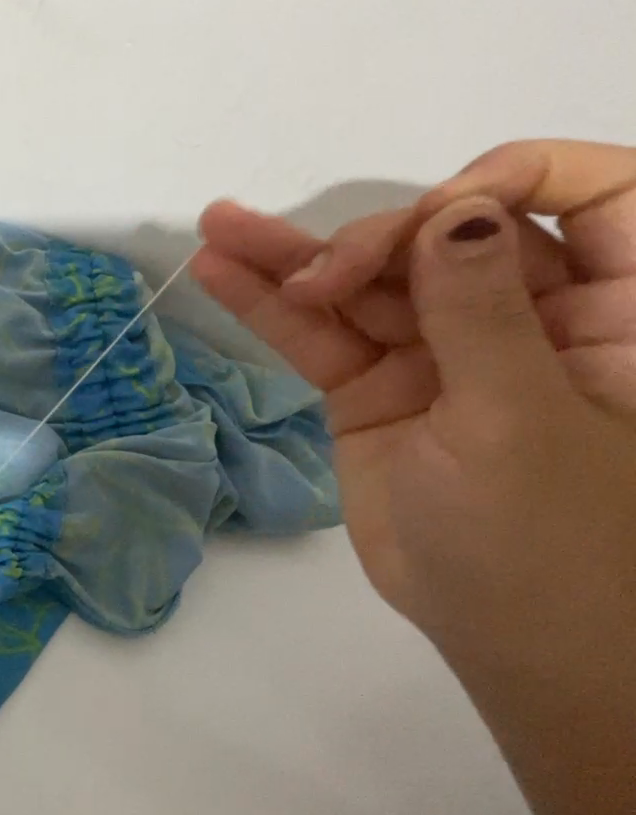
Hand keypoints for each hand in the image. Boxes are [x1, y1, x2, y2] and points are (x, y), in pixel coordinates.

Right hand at [190, 139, 635, 639]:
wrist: (507, 633)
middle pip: (444, 236)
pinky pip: (319, 334)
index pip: (591, 194)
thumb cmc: (559, 537)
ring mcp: (440, 351)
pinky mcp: (373, 386)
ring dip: (289, 257)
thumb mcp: (522, 418)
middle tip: (314, 275)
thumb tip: (456, 211)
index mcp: (622, 308)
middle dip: (370, 239)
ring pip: (365, 284)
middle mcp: (532, 314)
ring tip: (218, 226)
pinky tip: (217, 272)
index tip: (435, 220)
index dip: (509, 181)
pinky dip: (267, 306)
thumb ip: (483, 312)